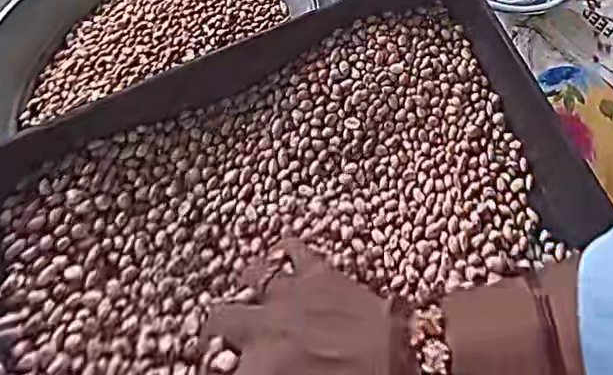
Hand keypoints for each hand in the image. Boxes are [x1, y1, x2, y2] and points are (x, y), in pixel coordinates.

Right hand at [204, 239, 415, 374]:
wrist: (396, 357)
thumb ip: (268, 373)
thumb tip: (259, 368)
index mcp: (259, 370)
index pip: (223, 369)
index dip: (223, 366)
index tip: (224, 364)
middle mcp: (264, 327)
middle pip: (220, 321)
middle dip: (217, 331)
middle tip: (222, 340)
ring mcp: (289, 292)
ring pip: (250, 280)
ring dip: (248, 289)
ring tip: (246, 293)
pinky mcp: (315, 269)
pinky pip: (290, 250)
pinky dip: (282, 253)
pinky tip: (279, 256)